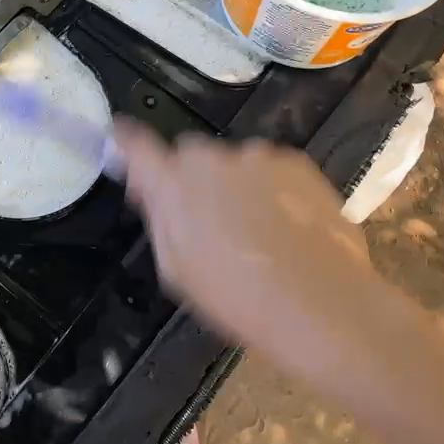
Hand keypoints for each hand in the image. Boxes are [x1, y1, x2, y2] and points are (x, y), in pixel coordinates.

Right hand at [114, 121, 380, 376]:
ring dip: (236, 184)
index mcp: (173, 184)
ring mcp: (255, 156)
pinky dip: (273, 189)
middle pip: (189, 154)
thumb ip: (159, 218)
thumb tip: (150, 189)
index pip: (136, 146)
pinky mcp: (295, 161)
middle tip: (207, 219)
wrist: (324, 306)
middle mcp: (210, 158)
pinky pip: (271, 169)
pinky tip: (287, 227)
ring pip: (234, 163)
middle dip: (193, 177)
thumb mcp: (178, 269)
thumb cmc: (238, 298)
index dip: (125, 140)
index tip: (120, 137)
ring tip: (258, 231)